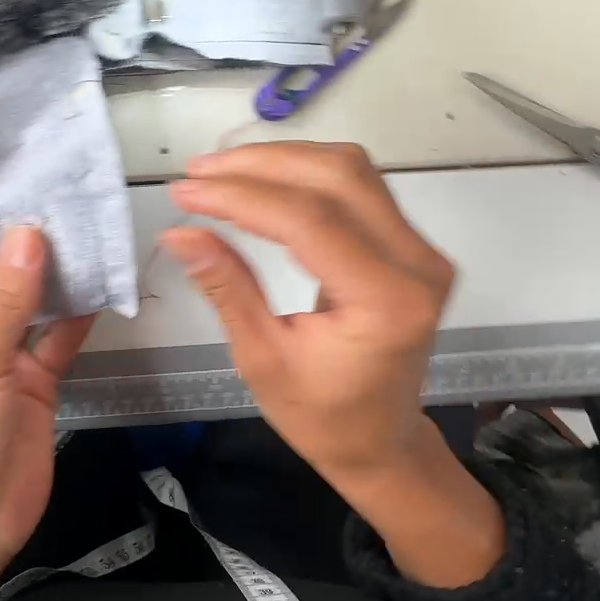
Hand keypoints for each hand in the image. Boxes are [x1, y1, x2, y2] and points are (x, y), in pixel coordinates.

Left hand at [0, 227, 96, 600]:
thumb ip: (6, 301)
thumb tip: (26, 234)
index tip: (22, 189)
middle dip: (28, 251)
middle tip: (68, 201)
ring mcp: (0, 360)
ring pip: (31, 310)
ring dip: (56, 281)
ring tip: (89, 231)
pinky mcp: (33, 384)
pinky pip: (56, 342)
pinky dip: (77, 318)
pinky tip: (101, 285)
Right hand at [161, 142, 502, 586]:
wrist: (380, 440)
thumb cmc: (319, 416)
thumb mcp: (261, 357)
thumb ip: (226, 286)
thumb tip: (177, 232)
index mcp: (385, 302)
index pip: (309, 220)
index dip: (240, 197)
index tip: (184, 192)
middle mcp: (417, 264)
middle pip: (338, 177)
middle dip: (259, 165)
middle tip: (198, 172)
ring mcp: (421, 249)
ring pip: (350, 170)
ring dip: (281, 160)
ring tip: (220, 170)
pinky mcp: (411, 243)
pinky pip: (358, 186)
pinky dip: (304, 173)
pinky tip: (261, 179)